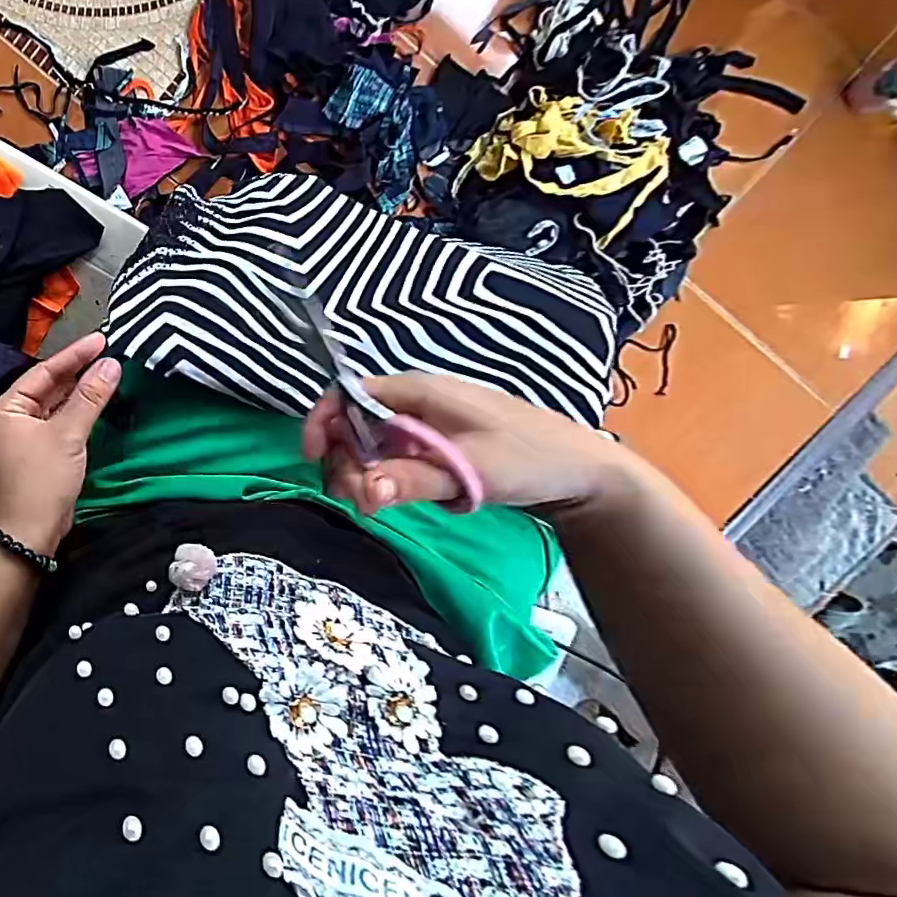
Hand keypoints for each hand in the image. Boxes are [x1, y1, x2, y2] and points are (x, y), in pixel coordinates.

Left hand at [0, 331, 120, 553]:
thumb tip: (112, 364)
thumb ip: (90, 397)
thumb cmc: (42, 480)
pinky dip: (82, 410)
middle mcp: (15, 416)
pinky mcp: (44, 449)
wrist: (31, 532)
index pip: (45, 372)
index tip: (102, 339)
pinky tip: (101, 399)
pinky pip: (64, 420)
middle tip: (111, 352)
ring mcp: (29, 434)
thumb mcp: (68, 435)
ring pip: (59, 403)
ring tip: (111, 370)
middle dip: (80, 370)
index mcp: (9, 407)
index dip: (75, 355)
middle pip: (51, 385)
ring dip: (83, 390)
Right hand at [299, 373, 640, 517]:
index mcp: (420, 391)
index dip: (323, 420)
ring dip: (363, 473)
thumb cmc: (530, 458)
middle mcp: (415, 402)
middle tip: (358, 500)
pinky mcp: (433, 446)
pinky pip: (393, 457)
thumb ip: (413, 478)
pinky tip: (394, 498)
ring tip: (375, 505)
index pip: (350, 393)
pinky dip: (384, 478)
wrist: (583, 472)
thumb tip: (361, 490)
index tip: (314, 459)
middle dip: (344, 460)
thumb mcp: (470, 470)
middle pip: (354, 423)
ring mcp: (425, 425)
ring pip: (371, 444)